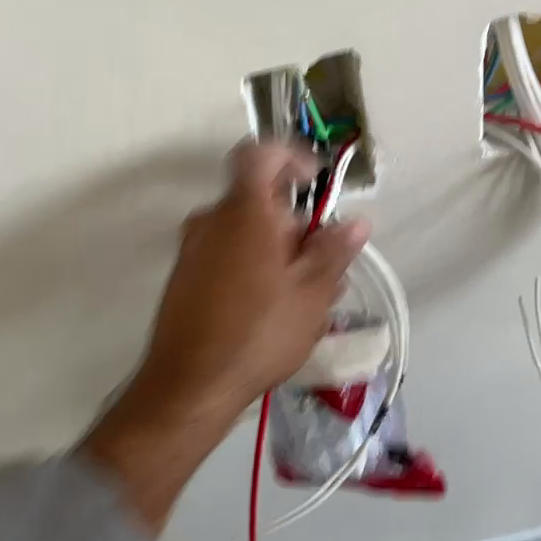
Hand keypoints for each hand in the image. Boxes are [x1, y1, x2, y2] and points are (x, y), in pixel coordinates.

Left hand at [134, 140, 368, 419]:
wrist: (189, 385)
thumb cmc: (258, 333)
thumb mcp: (311, 294)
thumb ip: (333, 251)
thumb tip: (355, 221)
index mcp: (243, 212)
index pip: (260, 155)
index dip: (291, 157)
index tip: (315, 181)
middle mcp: (210, 221)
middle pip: (258, 202)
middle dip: (296, 225)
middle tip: (326, 264)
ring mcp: (193, 250)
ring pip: (245, 234)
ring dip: (280, 252)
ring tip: (311, 297)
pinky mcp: (184, 279)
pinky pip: (227, 256)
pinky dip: (255, 268)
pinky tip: (276, 310)